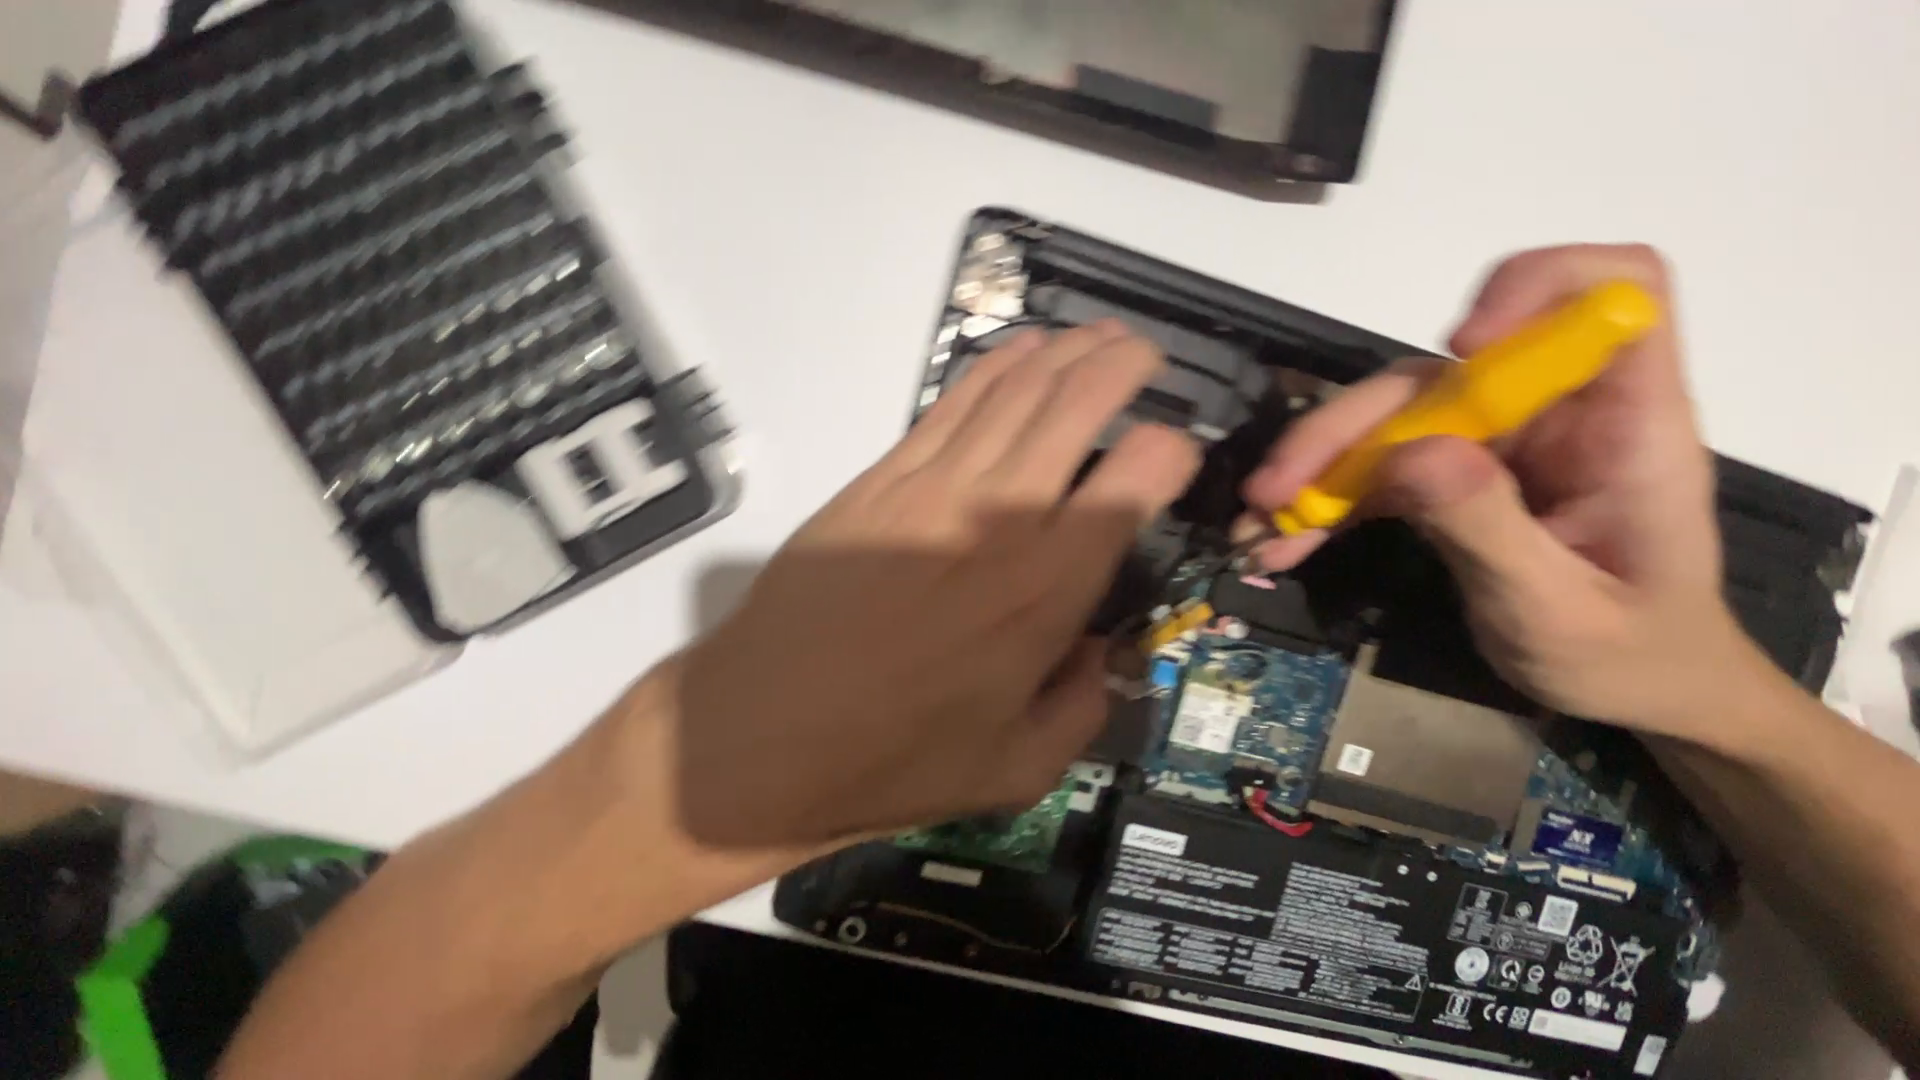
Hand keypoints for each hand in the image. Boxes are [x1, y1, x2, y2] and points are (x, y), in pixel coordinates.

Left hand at [671, 322, 1199, 845]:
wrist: (760, 735)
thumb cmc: (893, 761)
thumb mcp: (1017, 770)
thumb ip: (1083, 706)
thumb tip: (1102, 652)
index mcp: (1047, 590)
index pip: (1134, 479)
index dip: (1170, 452)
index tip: (1175, 454)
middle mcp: (999, 518)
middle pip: (1074, 406)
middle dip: (1123, 368)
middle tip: (1146, 358)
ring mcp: (932, 487)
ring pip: (1016, 390)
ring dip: (1067, 353)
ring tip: (1099, 339)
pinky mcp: (879, 479)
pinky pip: (952, 403)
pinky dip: (996, 367)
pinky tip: (1021, 354)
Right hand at [1244, 244, 1768, 740]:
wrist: (1633, 691)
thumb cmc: (1628, 657)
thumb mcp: (1558, 611)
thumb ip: (1488, 528)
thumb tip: (1409, 454)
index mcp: (1623, 423)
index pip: (1610, 291)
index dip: (1535, 291)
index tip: (1461, 348)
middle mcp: (1549, 415)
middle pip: (1439, 374)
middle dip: (1346, 425)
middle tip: (1274, 491)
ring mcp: (1493, 444)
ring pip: (1388, 420)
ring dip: (1314, 468)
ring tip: (1257, 527)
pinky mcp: (1450, 476)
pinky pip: (1375, 469)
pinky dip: (1323, 503)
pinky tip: (1280, 543)